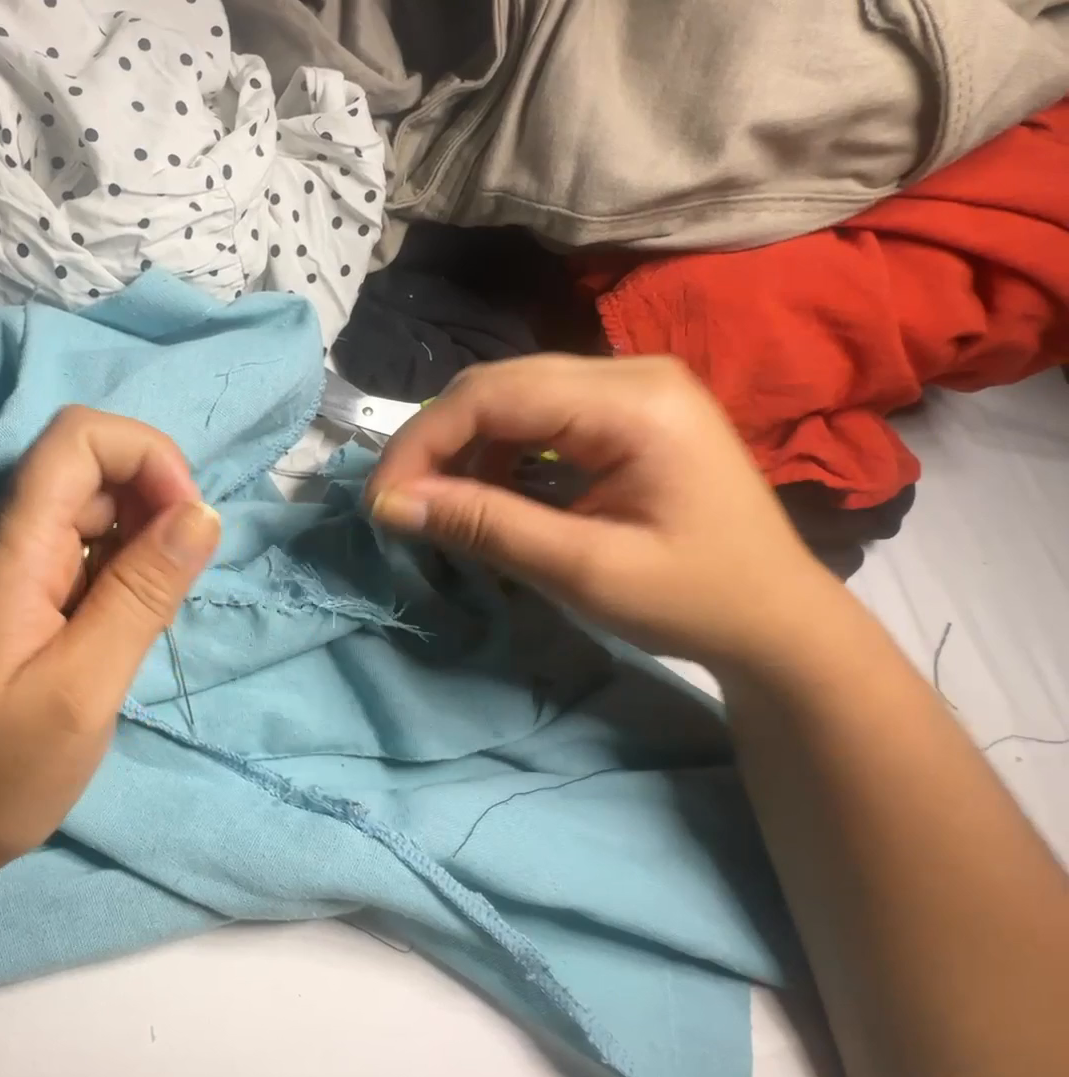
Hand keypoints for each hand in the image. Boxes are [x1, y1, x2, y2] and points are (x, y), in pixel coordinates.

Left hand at [0, 406, 221, 897]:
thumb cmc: (2, 770)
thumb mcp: (85, 688)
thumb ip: (141, 593)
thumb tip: (201, 512)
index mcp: (9, 549)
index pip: (76, 438)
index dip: (146, 456)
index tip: (188, 523)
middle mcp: (1, 538)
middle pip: (87, 466)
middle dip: (152, 501)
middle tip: (175, 584)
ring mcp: (6, 564)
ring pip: (90, 506)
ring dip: (141, 539)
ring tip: (149, 614)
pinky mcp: (17, 592)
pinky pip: (80, 548)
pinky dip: (120, 567)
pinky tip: (125, 623)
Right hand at [365, 354, 848, 668]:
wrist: (777, 620)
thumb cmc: (693, 600)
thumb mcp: (582, 570)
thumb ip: (484, 526)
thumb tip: (387, 504)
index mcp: (634, 403)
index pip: (492, 396)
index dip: (421, 443)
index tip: (380, 502)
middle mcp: (630, 374)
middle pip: (493, 385)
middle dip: (432, 442)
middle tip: (396, 504)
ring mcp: (629, 388)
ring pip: (504, 396)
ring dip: (457, 447)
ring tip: (435, 503)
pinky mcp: (621, 411)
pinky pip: (530, 414)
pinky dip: (490, 452)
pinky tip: (484, 492)